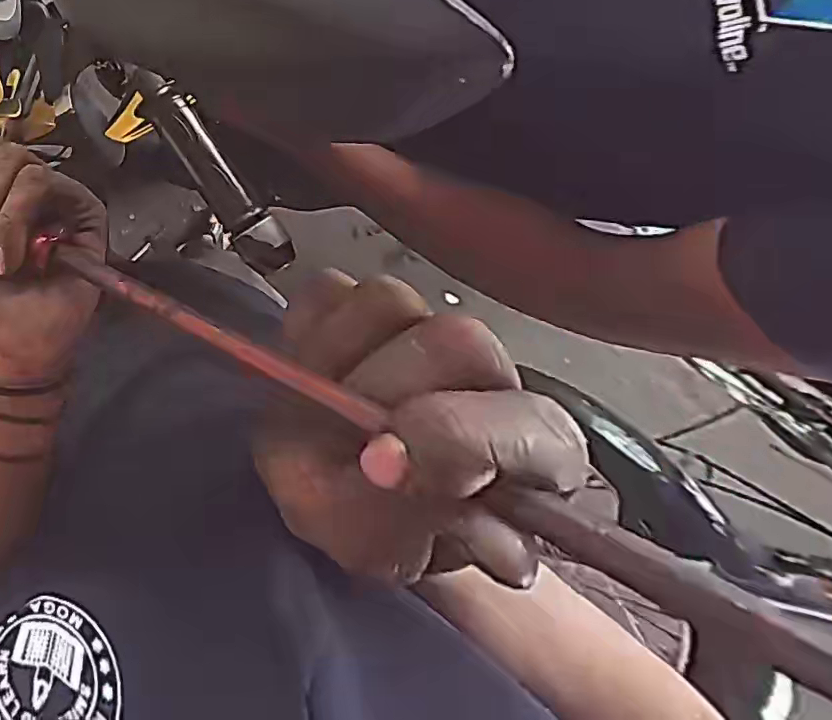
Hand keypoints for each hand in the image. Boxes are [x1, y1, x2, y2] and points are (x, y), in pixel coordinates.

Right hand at [254, 270, 587, 587]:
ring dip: (333, 352)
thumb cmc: (364, 519)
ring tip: (316, 396)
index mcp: (528, 451)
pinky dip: (303, 328)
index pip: (525, 425)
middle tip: (336, 427)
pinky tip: (302, 367)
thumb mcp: (364, 542)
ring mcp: (421, 327)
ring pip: (387, 301)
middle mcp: (486, 375)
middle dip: (379, 387)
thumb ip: (380, 513)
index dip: (452, 439)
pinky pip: (325, 290)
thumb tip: (382, 462)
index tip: (379, 464)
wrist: (327, 479)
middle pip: (455, 340)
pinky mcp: (358, 302)